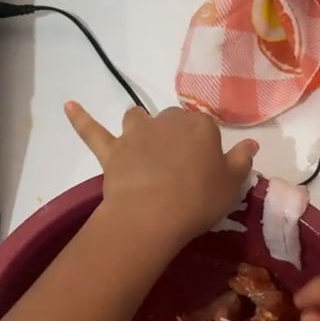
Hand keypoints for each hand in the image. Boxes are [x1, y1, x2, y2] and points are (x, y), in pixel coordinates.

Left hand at [66, 102, 256, 248]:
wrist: (152, 215)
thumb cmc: (198, 200)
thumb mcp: (231, 184)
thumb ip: (241, 161)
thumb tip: (251, 143)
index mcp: (200, 126)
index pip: (205, 128)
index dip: (205, 148)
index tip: (205, 168)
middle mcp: (167, 120)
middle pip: (173, 121)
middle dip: (175, 137)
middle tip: (179, 167)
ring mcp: (136, 133)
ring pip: (138, 118)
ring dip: (141, 125)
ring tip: (143, 143)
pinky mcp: (111, 150)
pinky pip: (92, 130)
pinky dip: (80, 118)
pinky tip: (68, 105)